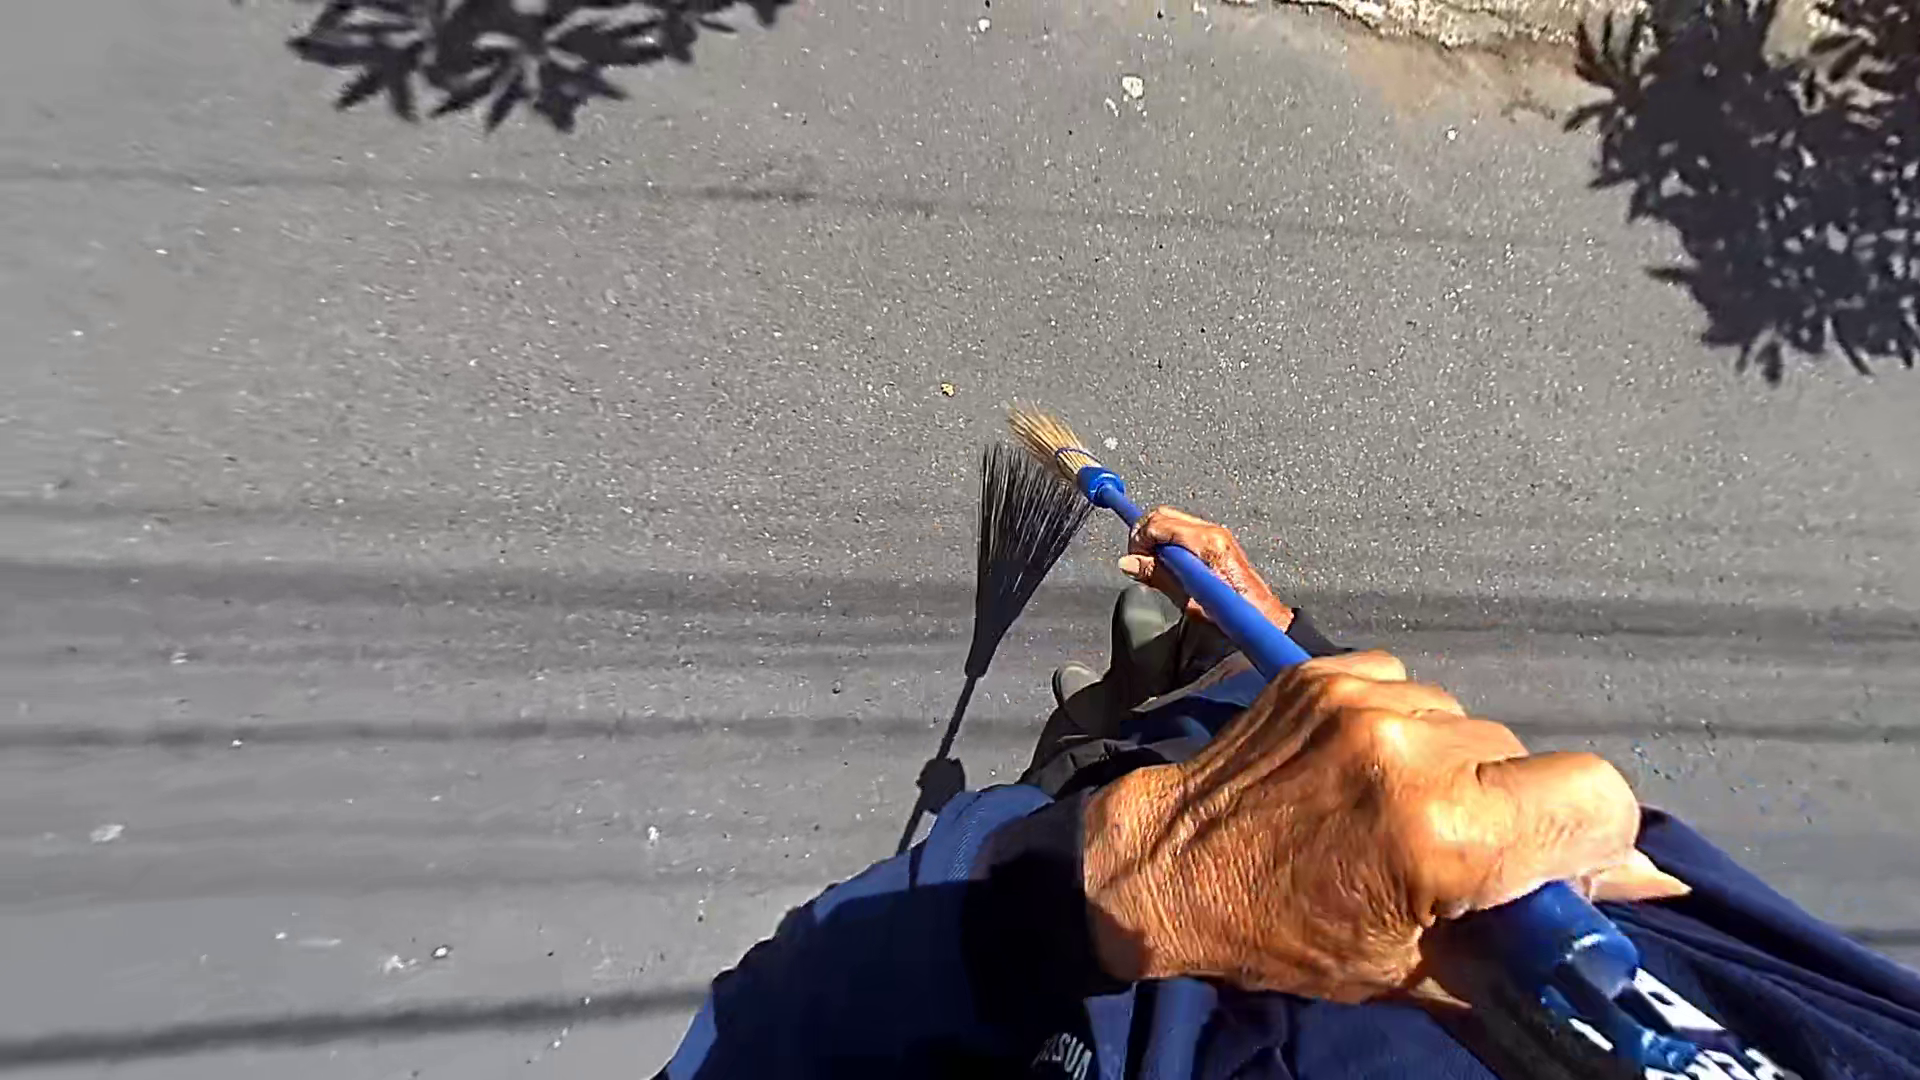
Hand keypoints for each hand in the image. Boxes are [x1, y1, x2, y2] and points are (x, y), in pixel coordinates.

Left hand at [1079, 651, 1686, 1002]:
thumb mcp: (1427, 964)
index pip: (1597, 793)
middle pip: (1520, 749)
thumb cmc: (1288, 928)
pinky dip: (1390, 710)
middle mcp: (1401, 746)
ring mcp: (1348, 698)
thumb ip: (1540, 923)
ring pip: (1455, 711)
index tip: (1534, 857)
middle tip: (1441, 831)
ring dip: (1440, 750)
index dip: (1578, 834)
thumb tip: (1645, 877)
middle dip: (1500, 796)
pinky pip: (1395, 677)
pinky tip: (1352, 749)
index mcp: (1444, 829)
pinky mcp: (1309, 674)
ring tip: (1385, 790)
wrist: (1174, 859)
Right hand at [1117, 507, 1293, 631]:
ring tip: (1154, 563)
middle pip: (1161, 514)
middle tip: (1140, 560)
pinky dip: (1166, 540)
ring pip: (1169, 518)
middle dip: (1143, 534)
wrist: (1261, 617)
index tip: (1135, 560)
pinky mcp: (1215, 539)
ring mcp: (1215, 533)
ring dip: (1154, 537)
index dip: (1139, 541)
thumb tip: (1129, 563)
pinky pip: (1180, 528)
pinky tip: (1169, 562)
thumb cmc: (1234, 614)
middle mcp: (1212, 532)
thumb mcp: (1187, 600)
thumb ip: (1157, 576)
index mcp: (1206, 544)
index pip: (1156, 523)